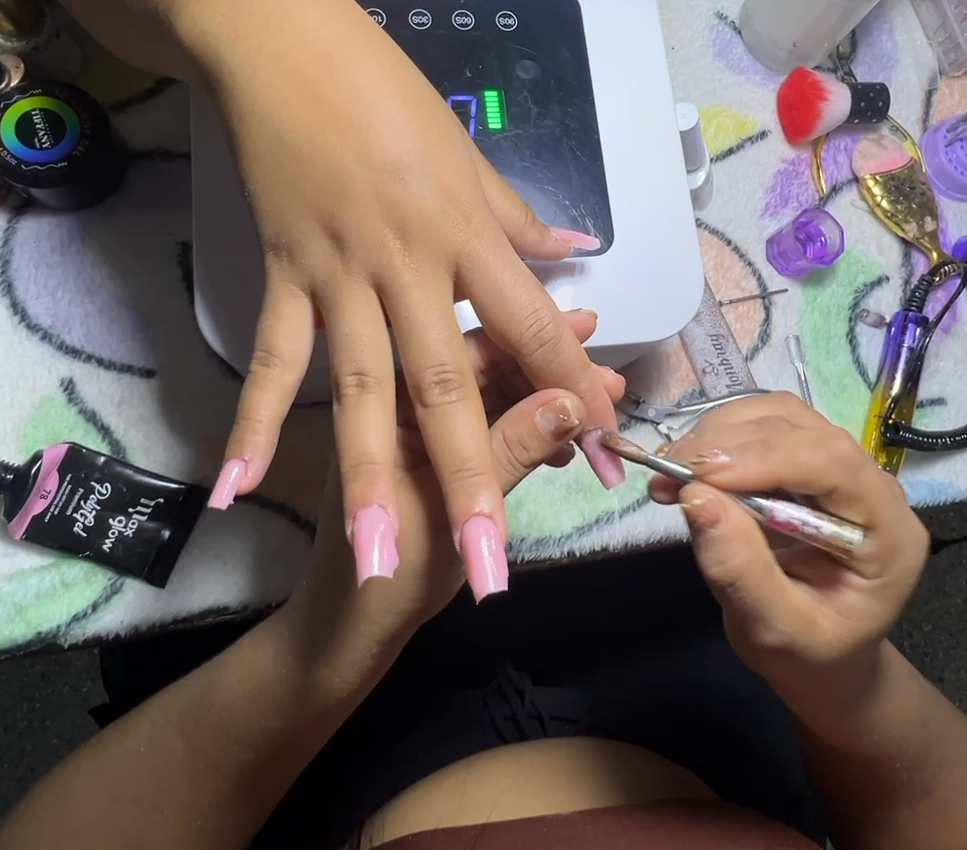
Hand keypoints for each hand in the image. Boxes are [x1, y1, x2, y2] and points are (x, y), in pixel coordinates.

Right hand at [197, 0, 622, 569]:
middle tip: (494, 565)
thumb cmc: (387, 92)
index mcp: (466, 231)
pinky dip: (247, 422)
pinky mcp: (279, 276)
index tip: (602, 451)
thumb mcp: (467, 153)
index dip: (572, 387)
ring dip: (367, 479)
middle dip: (474, 477)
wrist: (281, 46)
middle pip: (447, 382)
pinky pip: (268, 360)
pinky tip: (229, 490)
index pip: (532, 325)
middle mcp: (408, 265)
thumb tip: (574, 258)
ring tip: (377, 561)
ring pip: (358, 390)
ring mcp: (337, 276)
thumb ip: (517, 220)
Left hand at [292, 312, 624, 662]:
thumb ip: (510, 450)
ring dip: (554, 404)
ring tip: (606, 405)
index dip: (537, 346)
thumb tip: (571, 402)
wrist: (354, 630)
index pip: (477, 352)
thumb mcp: (455, 507)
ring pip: (504, 402)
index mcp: (401, 396)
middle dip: (556, 372)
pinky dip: (538, 434)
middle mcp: (417, 400)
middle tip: (612, 379)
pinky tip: (570, 442)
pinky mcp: (450, 459)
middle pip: (496, 372)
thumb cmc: (391, 571)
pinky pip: (500, 432)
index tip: (591, 337)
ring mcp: (434, 430)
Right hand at [650, 393, 929, 747]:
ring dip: (718, 433)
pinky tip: (687, 467)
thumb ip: (741, 571)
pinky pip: (761, 425)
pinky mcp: (803, 457)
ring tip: (671, 470)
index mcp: (889, 531)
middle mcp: (871, 484)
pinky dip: (718, 436)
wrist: (820, 654)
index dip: (763, 458)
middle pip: (802, 430)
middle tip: (668, 472)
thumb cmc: (808, 653)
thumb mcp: (775, 631)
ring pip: (778, 416)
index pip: (832, 463)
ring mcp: (838, 465)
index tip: (697, 475)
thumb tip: (696, 497)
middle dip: (729, 444)